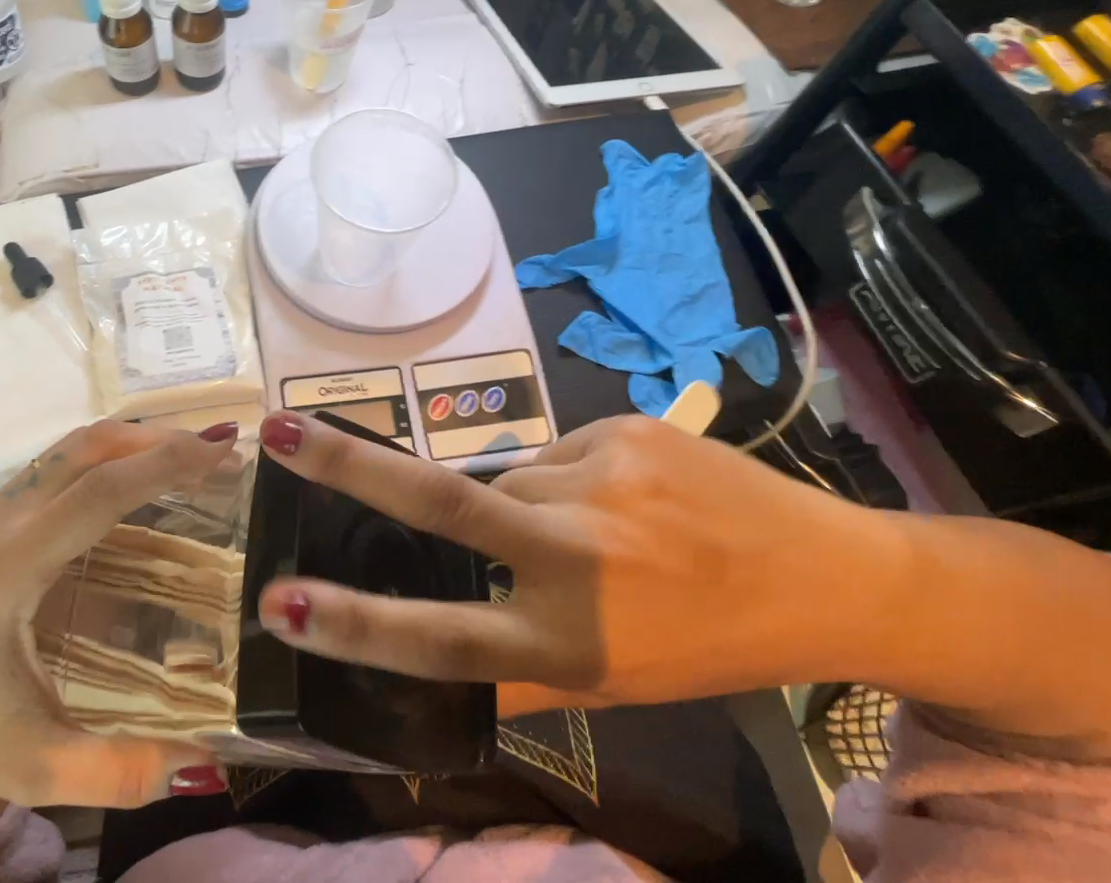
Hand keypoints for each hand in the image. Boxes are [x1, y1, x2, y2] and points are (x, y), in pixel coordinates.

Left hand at [0, 420, 239, 806]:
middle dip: (160, 440)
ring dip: (136, 440)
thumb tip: (211, 763)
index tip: (222, 451)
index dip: (163, 465)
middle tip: (222, 450)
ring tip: (195, 457)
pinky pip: (62, 462)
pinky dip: (112, 454)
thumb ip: (118, 772)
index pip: (97, 493)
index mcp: (8, 569)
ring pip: (73, 447)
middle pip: (88, 449)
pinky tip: (145, 478)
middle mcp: (0, 523)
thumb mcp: (37, 768)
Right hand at [252, 410, 902, 707]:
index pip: (441, 637)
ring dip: (518, 503)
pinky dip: (564, 480)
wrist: (832, 574)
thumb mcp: (608, 679)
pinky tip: (622, 501)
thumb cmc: (704, 645)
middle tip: (278, 429)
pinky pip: (553, 454)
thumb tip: (432, 604)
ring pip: (505, 478)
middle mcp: (577, 554)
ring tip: (591, 531)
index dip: (355, 625)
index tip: (280, 603)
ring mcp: (602, 478)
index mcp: (570, 638)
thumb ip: (516, 650)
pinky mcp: (624, 429)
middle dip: (349, 466)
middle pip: (443, 504)